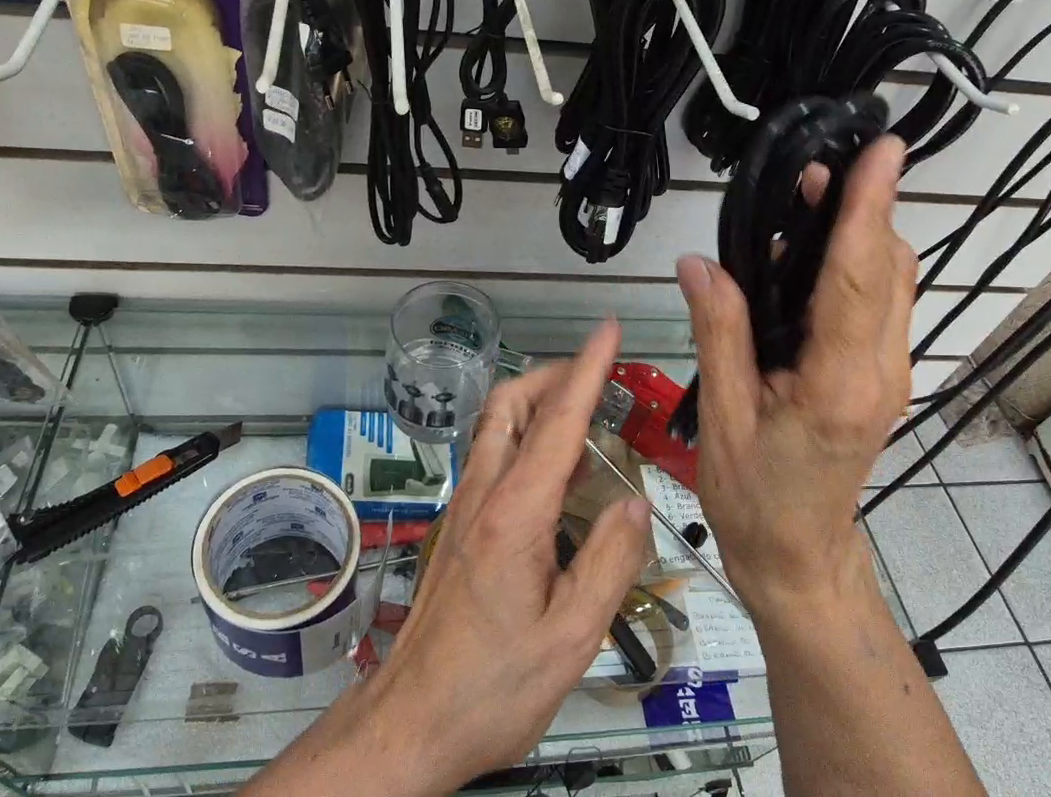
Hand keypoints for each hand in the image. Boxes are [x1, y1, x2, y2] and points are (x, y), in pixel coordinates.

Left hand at [241, 323, 650, 796]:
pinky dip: (527, 443)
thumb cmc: (492, 687)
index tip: (608, 332)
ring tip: (587, 417)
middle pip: (509, 406)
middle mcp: (482, 499)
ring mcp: (464, 512)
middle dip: (553, 375)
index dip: (587, 370)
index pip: (557, 422)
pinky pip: (493, 463)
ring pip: (495, 430)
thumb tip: (635, 503)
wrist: (415, 719)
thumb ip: (609, 561)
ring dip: (537, 406)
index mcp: (514, 516)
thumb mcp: (573, 634)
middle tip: (598, 373)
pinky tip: (558, 476)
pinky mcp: (459, 532)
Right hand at [677, 135, 915, 615]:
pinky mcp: (880, 378)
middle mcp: (881, 372)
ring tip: (801, 210)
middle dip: (861, 212)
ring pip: (889, 285)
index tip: (882, 154)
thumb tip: (699, 264)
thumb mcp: (725, 416)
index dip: (868, 211)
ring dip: (856, 238)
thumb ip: (719, 333)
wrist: (798, 556)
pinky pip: (877, 307)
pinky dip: (850, 269)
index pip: (858, 279)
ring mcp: (888, 375)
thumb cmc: (754, 499)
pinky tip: (799, 268)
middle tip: (809, 176)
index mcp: (839, 384)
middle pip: (887, 270)